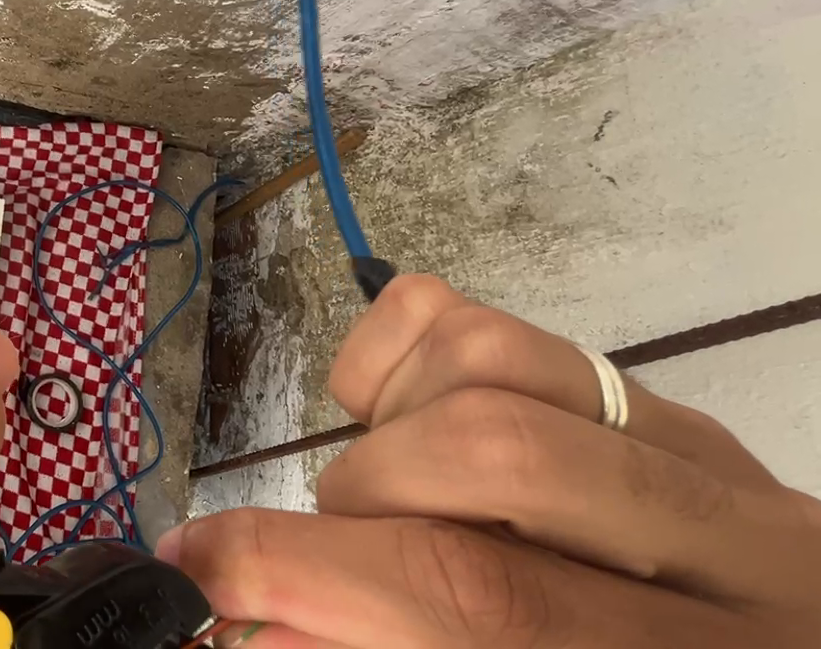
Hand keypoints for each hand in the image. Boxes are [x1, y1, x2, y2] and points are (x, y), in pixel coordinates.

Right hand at [160, 275, 820, 646]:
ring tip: (389, 486)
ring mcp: (689, 442)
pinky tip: (403, 420)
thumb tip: (243, 622)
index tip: (193, 563)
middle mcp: (740, 541)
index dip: (306, 568)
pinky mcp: (631, 381)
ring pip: (483, 356)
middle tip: (338, 541)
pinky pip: (470, 315)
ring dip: (386, 424)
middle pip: (490, 448)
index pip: (476, 594)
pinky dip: (394, 357)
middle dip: (356, 494)